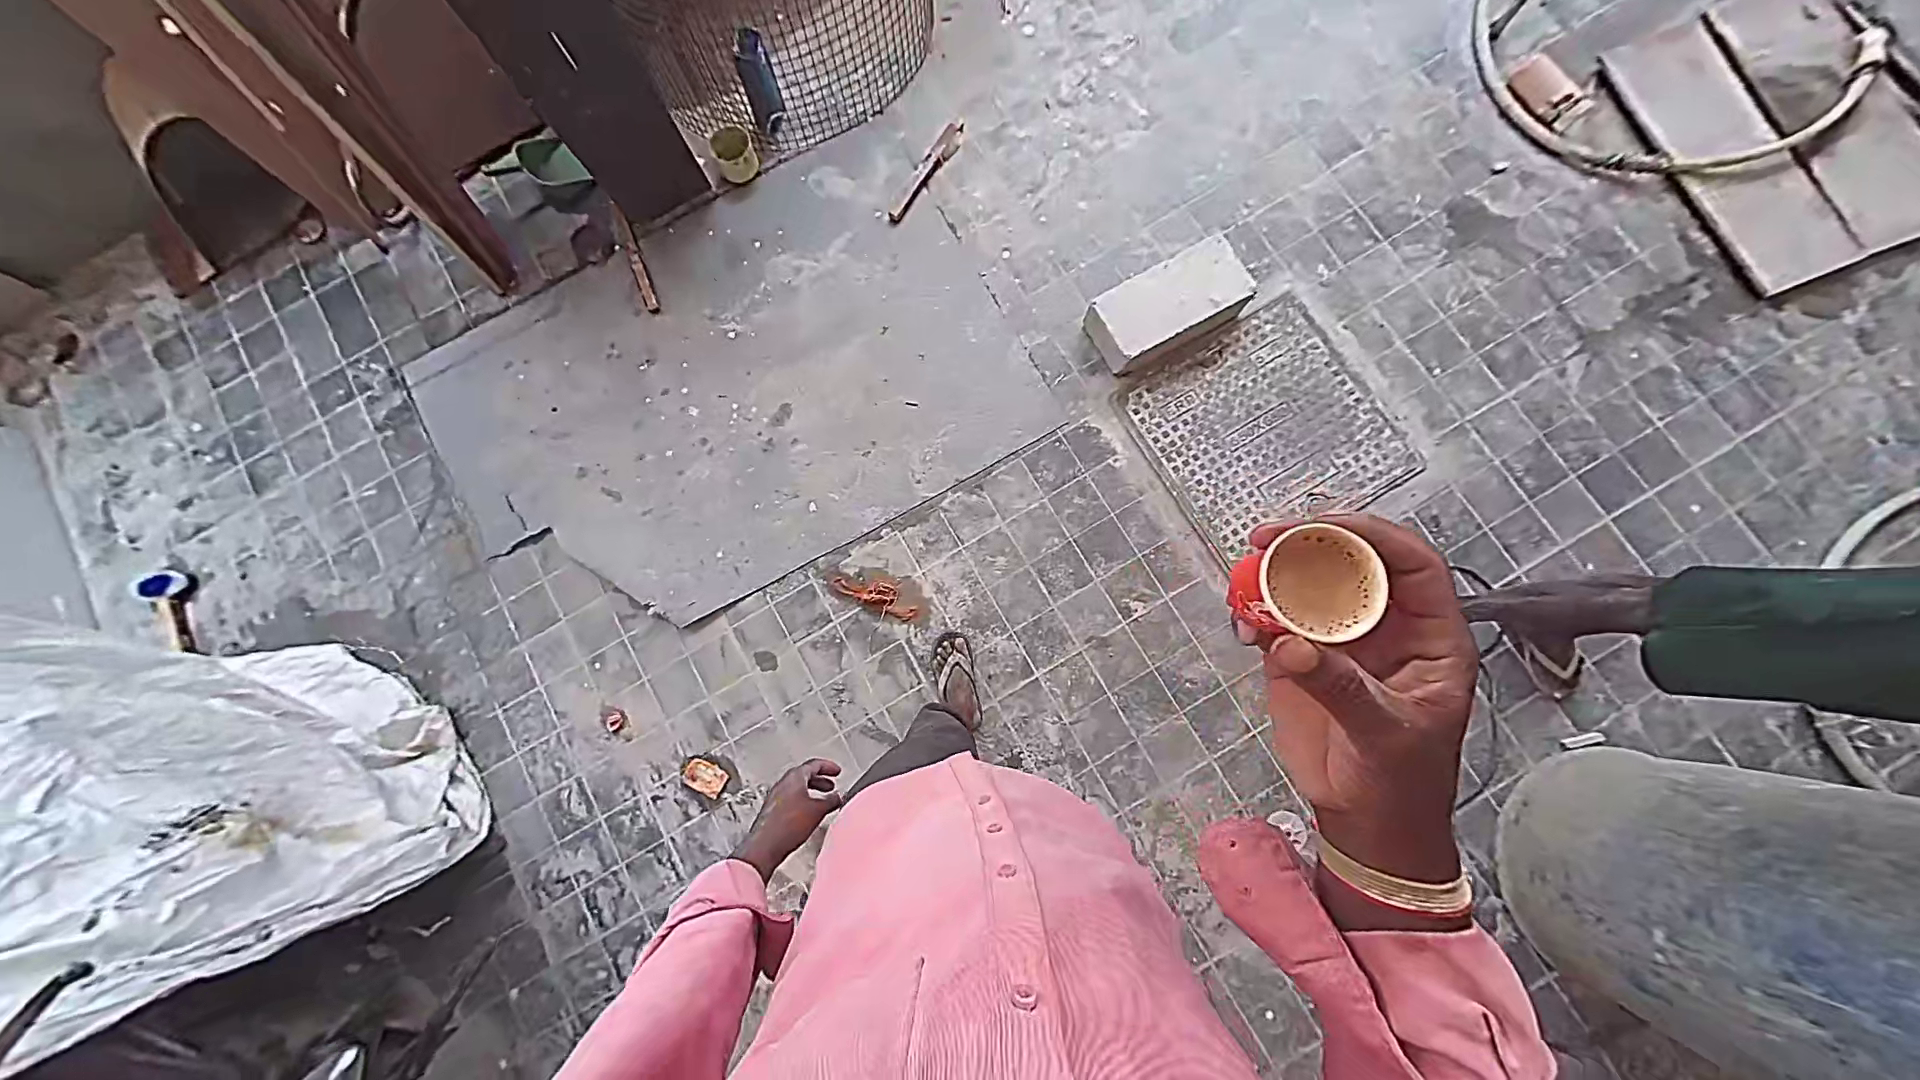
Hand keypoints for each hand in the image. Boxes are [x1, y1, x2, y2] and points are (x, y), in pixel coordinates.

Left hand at [730, 759, 842, 882]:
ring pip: (796, 789)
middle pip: (804, 775)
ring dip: (811, 792)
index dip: (828, 767)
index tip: (836, 771)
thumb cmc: (786, 826)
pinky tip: (807, 815)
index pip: (814, 764)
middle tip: (830, 784)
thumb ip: (831, 800)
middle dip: (820, 779)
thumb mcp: (818, 810)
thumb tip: (838, 797)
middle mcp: (782, 784)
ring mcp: (775, 798)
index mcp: (794, 778)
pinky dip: (802, 802)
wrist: (764, 847)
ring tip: (822, 801)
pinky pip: (790, 801)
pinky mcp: (771, 812)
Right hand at [1235, 515, 1476, 890]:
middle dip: (1307, 545)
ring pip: (1304, 588)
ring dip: (1271, 577)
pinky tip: (1242, 624)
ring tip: (1244, 578)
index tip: (1324, 527)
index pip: (1410, 564)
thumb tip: (1290, 644)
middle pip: (1348, 565)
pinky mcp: (1297, 657)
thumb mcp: (1386, 734)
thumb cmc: (1400, 781)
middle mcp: (1381, 627)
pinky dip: (1252, 614)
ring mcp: (1336, 641)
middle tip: (1266, 539)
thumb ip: (1341, 687)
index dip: (1372, 535)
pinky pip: (1272, 620)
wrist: (1364, 819)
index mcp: (1427, 635)